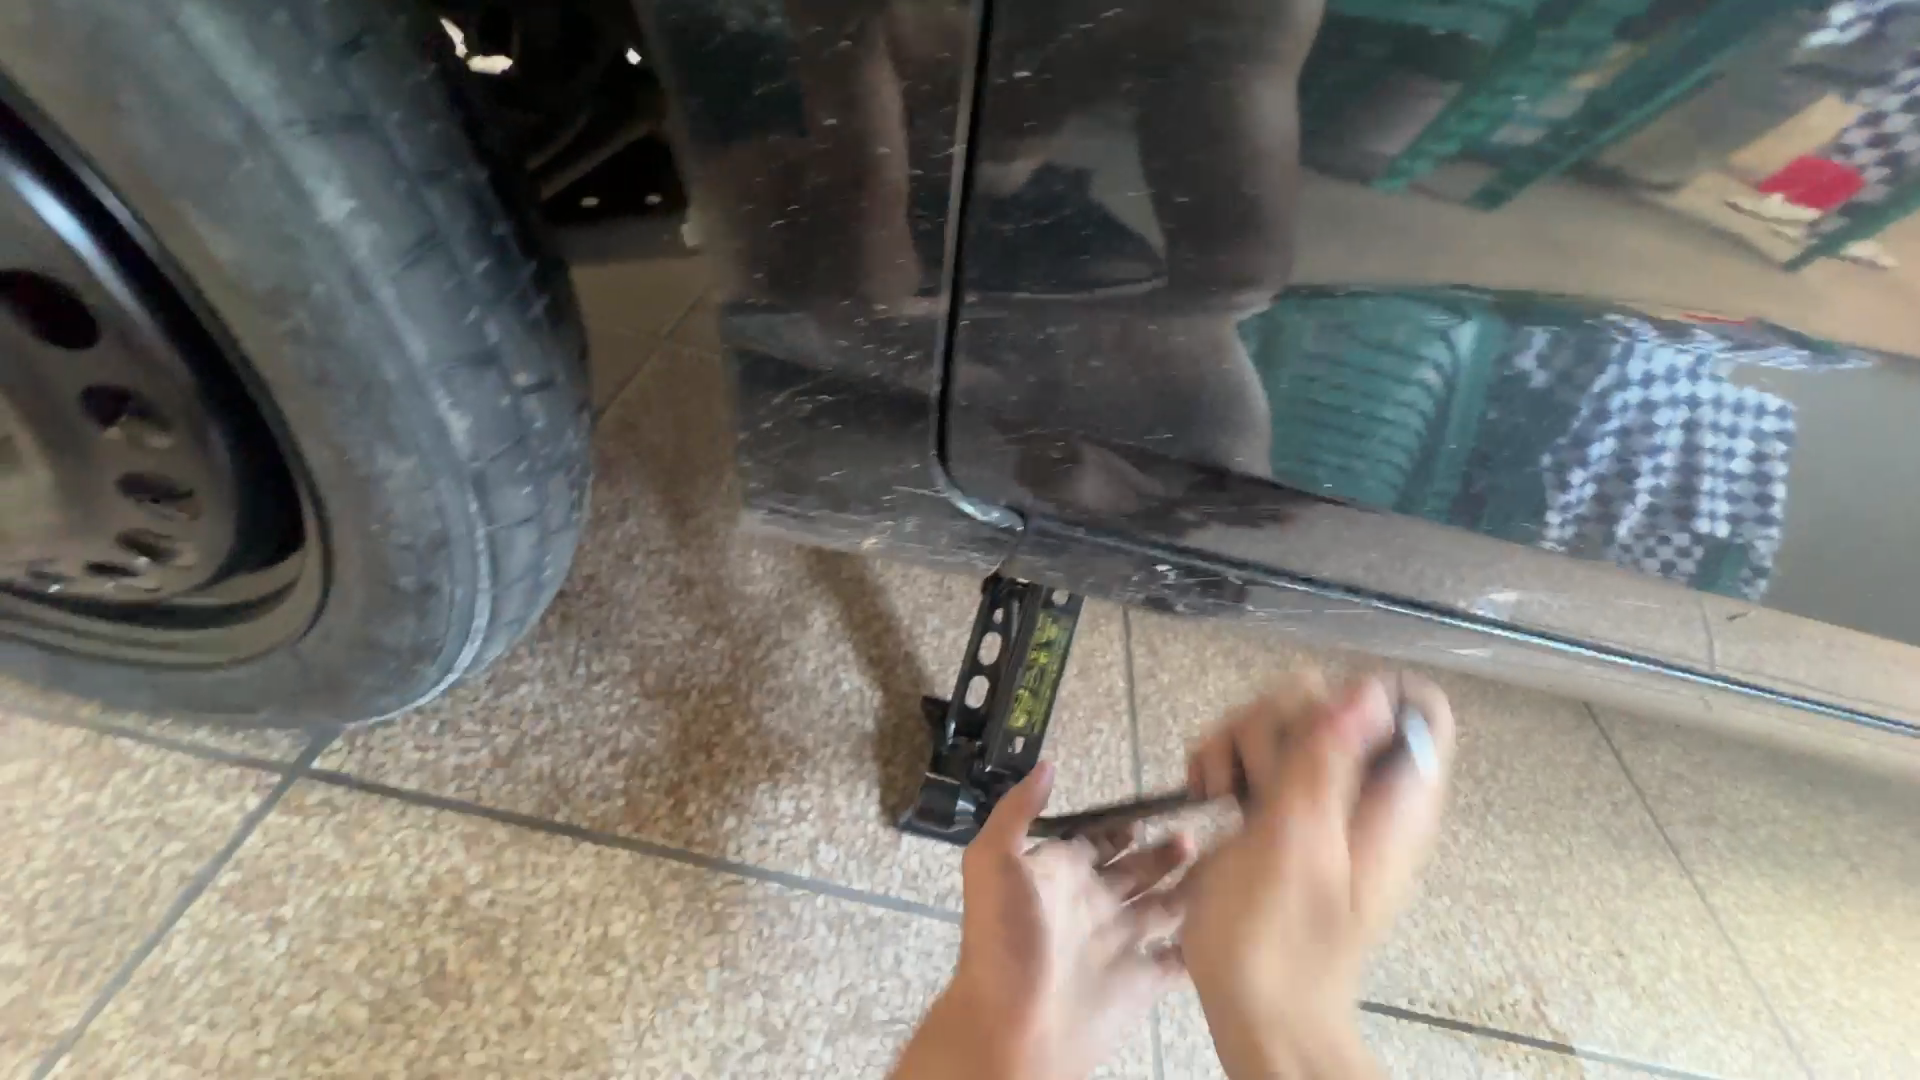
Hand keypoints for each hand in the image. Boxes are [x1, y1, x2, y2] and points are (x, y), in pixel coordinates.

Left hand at [890, 762, 1194, 1079]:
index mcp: (1061, 873)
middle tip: (1196, 832)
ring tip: (1220, 864)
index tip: (1155, 806)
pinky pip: (1175, 959)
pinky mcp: (1140, 982)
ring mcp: (1118, 943)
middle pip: (1136, 869)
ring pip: (1161, 907)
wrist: (1014, 1026)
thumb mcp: (993, 860)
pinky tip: (1224, 923)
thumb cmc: (1004, 938)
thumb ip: (1017, 810)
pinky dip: (1197, 944)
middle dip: (1163, 851)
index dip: (1122, 825)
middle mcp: (1092, 903)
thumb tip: (1045, 765)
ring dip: (1186, 888)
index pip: (1097, 839)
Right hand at [1179, 673, 1456, 1078]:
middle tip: (1252, 780)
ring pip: (1278, 718)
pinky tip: (1205, 792)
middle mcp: (1361, 786)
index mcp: (1392, 797)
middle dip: (1273, 723)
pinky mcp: (1277, 806)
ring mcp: (1317, 795)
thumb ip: (1327, 765)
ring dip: (1235, 743)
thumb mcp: (1296, 846)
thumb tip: (1366, 691)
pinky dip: (1220, 759)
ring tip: (1218, 792)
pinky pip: (1249, 749)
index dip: (1358, 696)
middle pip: (1325, 698)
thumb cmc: (1276, 941)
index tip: (1307, 728)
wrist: (1255, 1006)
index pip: (1411, 706)